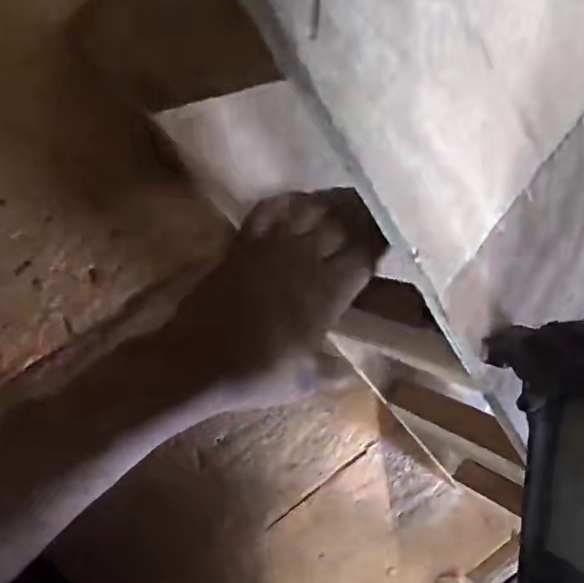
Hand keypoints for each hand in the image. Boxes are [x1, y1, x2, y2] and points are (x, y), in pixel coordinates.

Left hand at [162, 190, 386, 412]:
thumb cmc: (259, 373)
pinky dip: (287, 202)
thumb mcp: (309, 380)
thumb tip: (362, 371)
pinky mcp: (243, 242)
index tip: (384, 254)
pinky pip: (269, 207)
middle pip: (342, 224)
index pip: (365, 255)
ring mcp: (271, 244)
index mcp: (328, 290)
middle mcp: (305, 257)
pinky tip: (295, 208)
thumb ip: (340, 370)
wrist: (199, 362)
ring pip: (310, 207)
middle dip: (359, 226)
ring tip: (338, 214)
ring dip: (328, 208)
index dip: (379, 251)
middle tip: (366, 230)